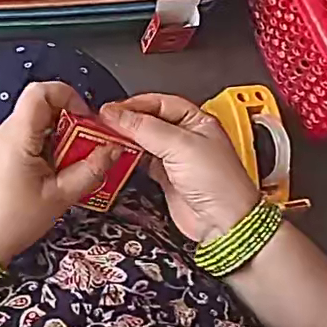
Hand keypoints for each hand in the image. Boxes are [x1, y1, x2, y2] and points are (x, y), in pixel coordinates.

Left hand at [0, 81, 123, 263]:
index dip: (69, 96)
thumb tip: (113, 150)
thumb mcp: (60, 197)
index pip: (41, 91)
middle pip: (42, 107)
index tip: (87, 120)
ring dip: (60, 139)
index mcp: (17, 135)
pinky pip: (27, 141)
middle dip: (71, 122)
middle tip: (88, 148)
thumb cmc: (10, 222)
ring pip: (36, 125)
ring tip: (72, 167)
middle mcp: (5, 134)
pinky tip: (54, 176)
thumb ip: (90, 170)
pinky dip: (46, 150)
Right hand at [99, 94, 259, 242]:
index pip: (159, 103)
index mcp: (196, 120)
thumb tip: (116, 113)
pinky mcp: (165, 177)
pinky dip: (128, 157)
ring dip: (125, 139)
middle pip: (149, 120)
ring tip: (106, 137)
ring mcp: (175, 157)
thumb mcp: (180, 145)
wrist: (223, 223)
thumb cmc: (219, 183)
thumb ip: (145, 128)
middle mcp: (185, 136)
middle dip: (126, 121)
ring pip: (143, 140)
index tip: (110, 110)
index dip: (134, 105)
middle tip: (103, 123)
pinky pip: (142, 161)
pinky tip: (117, 155)